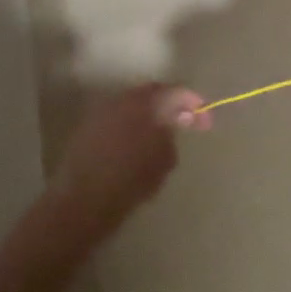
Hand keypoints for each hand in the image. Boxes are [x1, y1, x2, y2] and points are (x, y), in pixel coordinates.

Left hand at [48, 84, 209, 237]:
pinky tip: (138, 143)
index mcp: (143, 103)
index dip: (195, 103)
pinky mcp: (85, 131)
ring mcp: (98, 115)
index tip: (206, 122)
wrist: (85, 200)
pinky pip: (116, 120)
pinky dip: (132, 125)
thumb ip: (173, 131)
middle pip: (152, 94)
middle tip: (186, 122)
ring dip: (150, 115)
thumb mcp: (166, 155)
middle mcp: (119, 102)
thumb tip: (179, 117)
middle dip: (171, 106)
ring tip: (162, 134)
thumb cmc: (134, 177)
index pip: (176, 91)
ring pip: (132, 106)